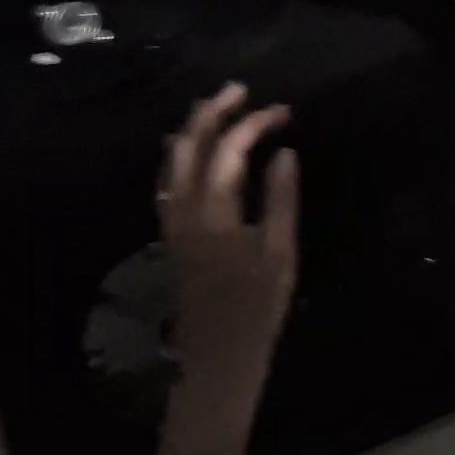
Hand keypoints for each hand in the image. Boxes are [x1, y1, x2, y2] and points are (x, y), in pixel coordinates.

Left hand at [159, 83, 297, 399]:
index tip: (285, 112)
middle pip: (189, 146)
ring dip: (193, 129)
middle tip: (239, 90)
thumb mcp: (281, 256)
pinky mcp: (171, 236)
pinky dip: (181, 156)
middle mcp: (184, 211)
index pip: (230, 150)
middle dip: (212, 112)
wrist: (214, 364)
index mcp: (214, 214)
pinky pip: (169, 181)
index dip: (255, 123)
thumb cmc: (256, 313)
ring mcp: (172, 224)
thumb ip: (281, 200)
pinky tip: (192, 152)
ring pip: (172, 162)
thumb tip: (285, 153)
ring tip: (215, 108)